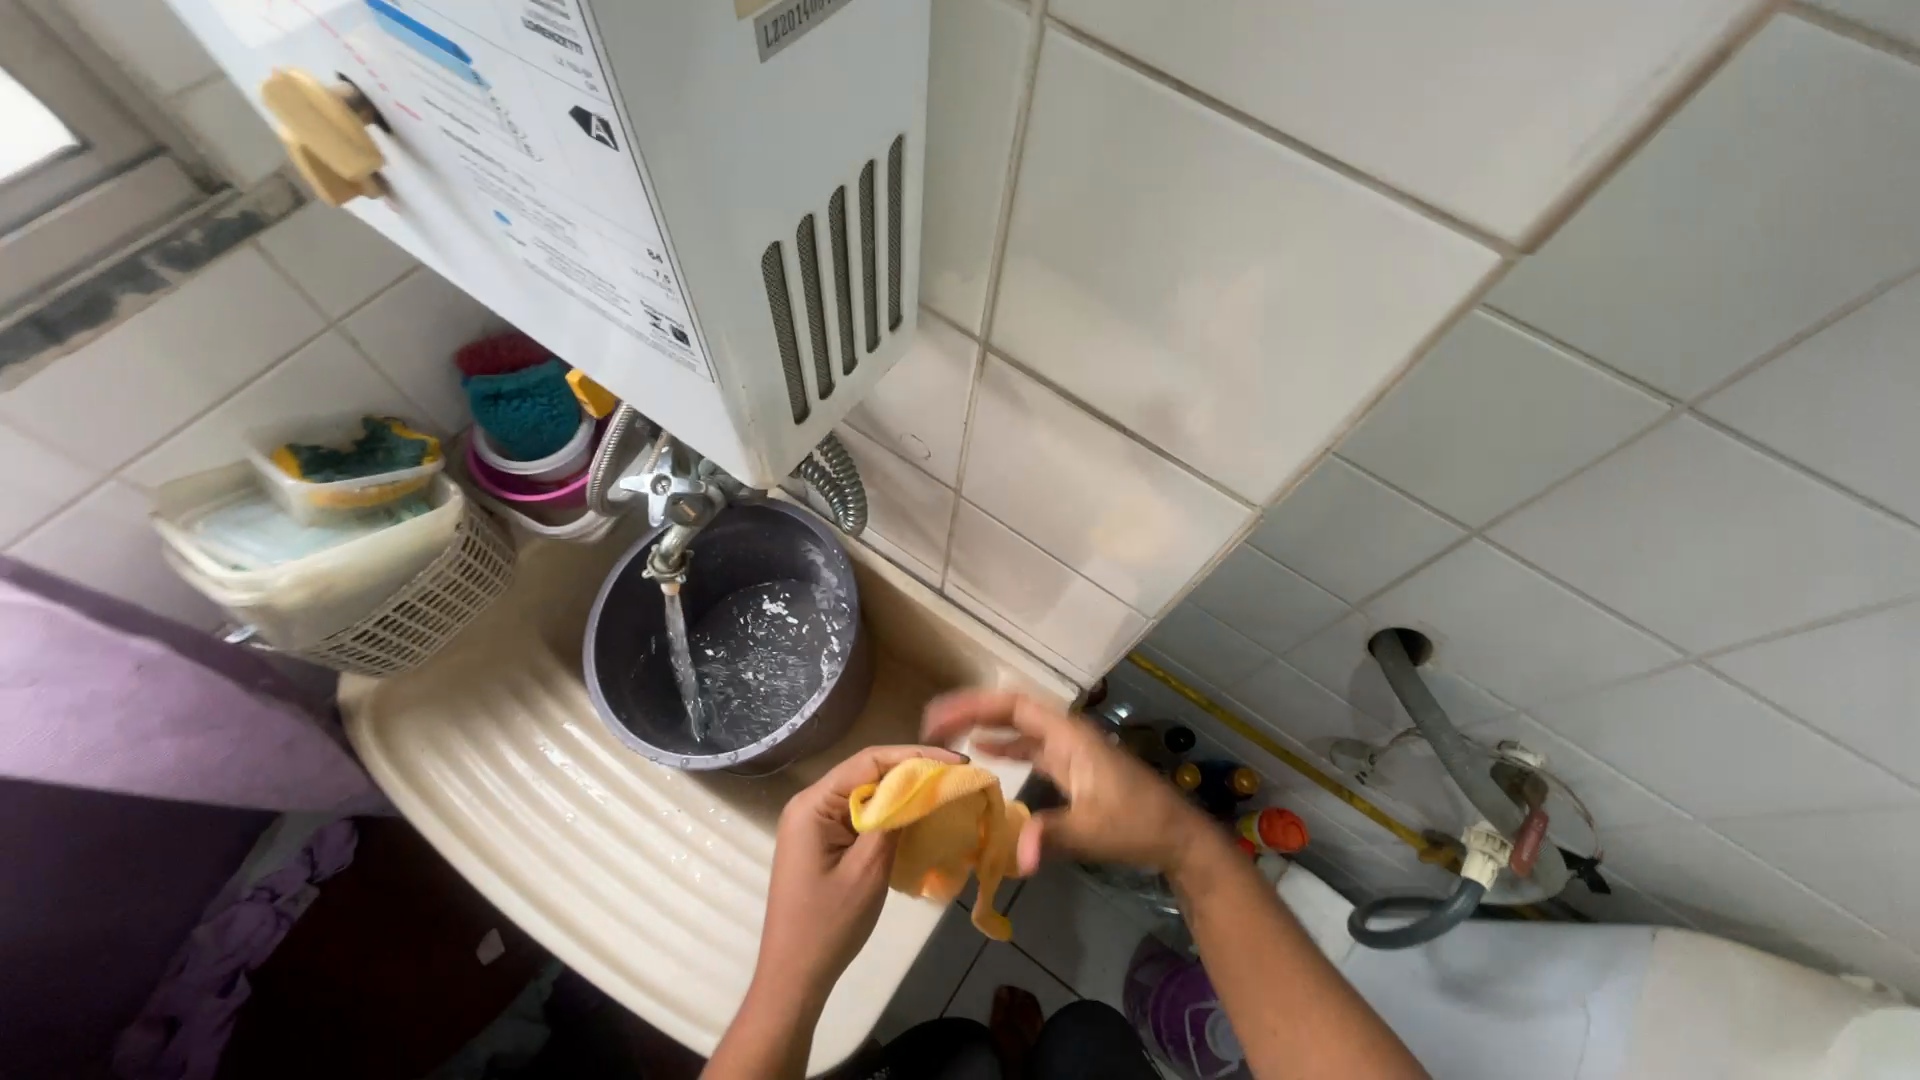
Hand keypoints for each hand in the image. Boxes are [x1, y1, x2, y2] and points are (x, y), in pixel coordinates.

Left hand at [756, 743, 967, 1006]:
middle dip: (912, 769)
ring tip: (944, 788)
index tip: (956, 761)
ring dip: (903, 789)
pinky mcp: (823, 840)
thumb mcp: (868, 870)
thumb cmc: (828, 924)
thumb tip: (922, 786)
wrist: (793, 976)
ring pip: (866, 791)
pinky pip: (861, 812)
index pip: (869, 761)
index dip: (915, 756)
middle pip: (867, 771)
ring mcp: (814, 822)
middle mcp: (810, 803)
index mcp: (813, 804)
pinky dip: (890, 810)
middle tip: (956, 773)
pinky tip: (917, 815)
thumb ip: (893, 820)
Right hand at [922, 690, 1213, 876]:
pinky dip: (1004, 745)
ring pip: (1019, 727)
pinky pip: (1029, 747)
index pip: (1015, 705)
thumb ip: (1053, 836)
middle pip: (1012, 710)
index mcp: (1069, 736)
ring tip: (947, 734)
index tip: (940, 716)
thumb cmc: (1139, 825)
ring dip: (985, 725)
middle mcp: (1066, 734)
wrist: (1177, 837)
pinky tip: (983, 751)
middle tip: (932, 725)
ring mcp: (1069, 750)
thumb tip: (1015, 858)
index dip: (976, 706)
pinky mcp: (1071, 768)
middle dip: (973, 711)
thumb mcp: (1094, 830)